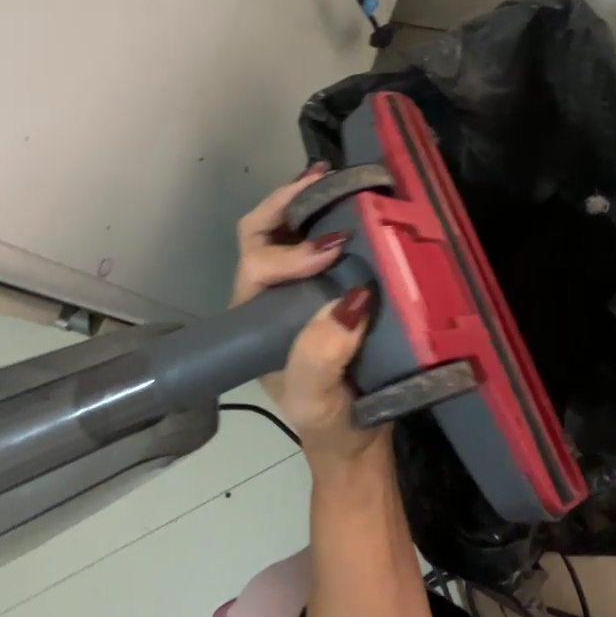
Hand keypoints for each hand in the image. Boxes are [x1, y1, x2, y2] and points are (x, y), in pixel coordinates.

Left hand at [232, 167, 384, 466]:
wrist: (356, 440)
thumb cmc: (328, 423)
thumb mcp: (315, 400)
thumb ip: (320, 356)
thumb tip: (350, 299)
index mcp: (256, 317)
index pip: (258, 264)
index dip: (290, 253)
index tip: (335, 251)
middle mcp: (271, 295)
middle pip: (263, 234)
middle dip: (286, 203)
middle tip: (322, 178)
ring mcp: (300, 288)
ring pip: (289, 231)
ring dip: (307, 201)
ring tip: (335, 177)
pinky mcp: (331, 286)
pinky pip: (324, 242)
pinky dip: (334, 216)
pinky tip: (359, 203)